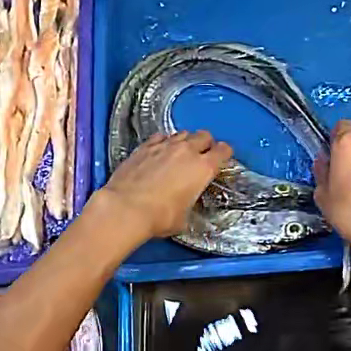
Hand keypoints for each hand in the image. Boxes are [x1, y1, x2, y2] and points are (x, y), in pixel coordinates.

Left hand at [94, 130, 231, 241]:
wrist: (126, 207)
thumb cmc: (159, 217)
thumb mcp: (184, 217)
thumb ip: (189, 203)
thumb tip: (182, 203)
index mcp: (203, 168)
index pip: (223, 150)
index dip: (224, 153)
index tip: (222, 156)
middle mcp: (186, 151)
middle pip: (203, 136)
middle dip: (205, 143)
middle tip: (201, 154)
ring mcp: (164, 146)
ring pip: (182, 133)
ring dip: (185, 141)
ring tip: (180, 152)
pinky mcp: (144, 147)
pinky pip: (160, 137)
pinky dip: (163, 142)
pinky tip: (159, 151)